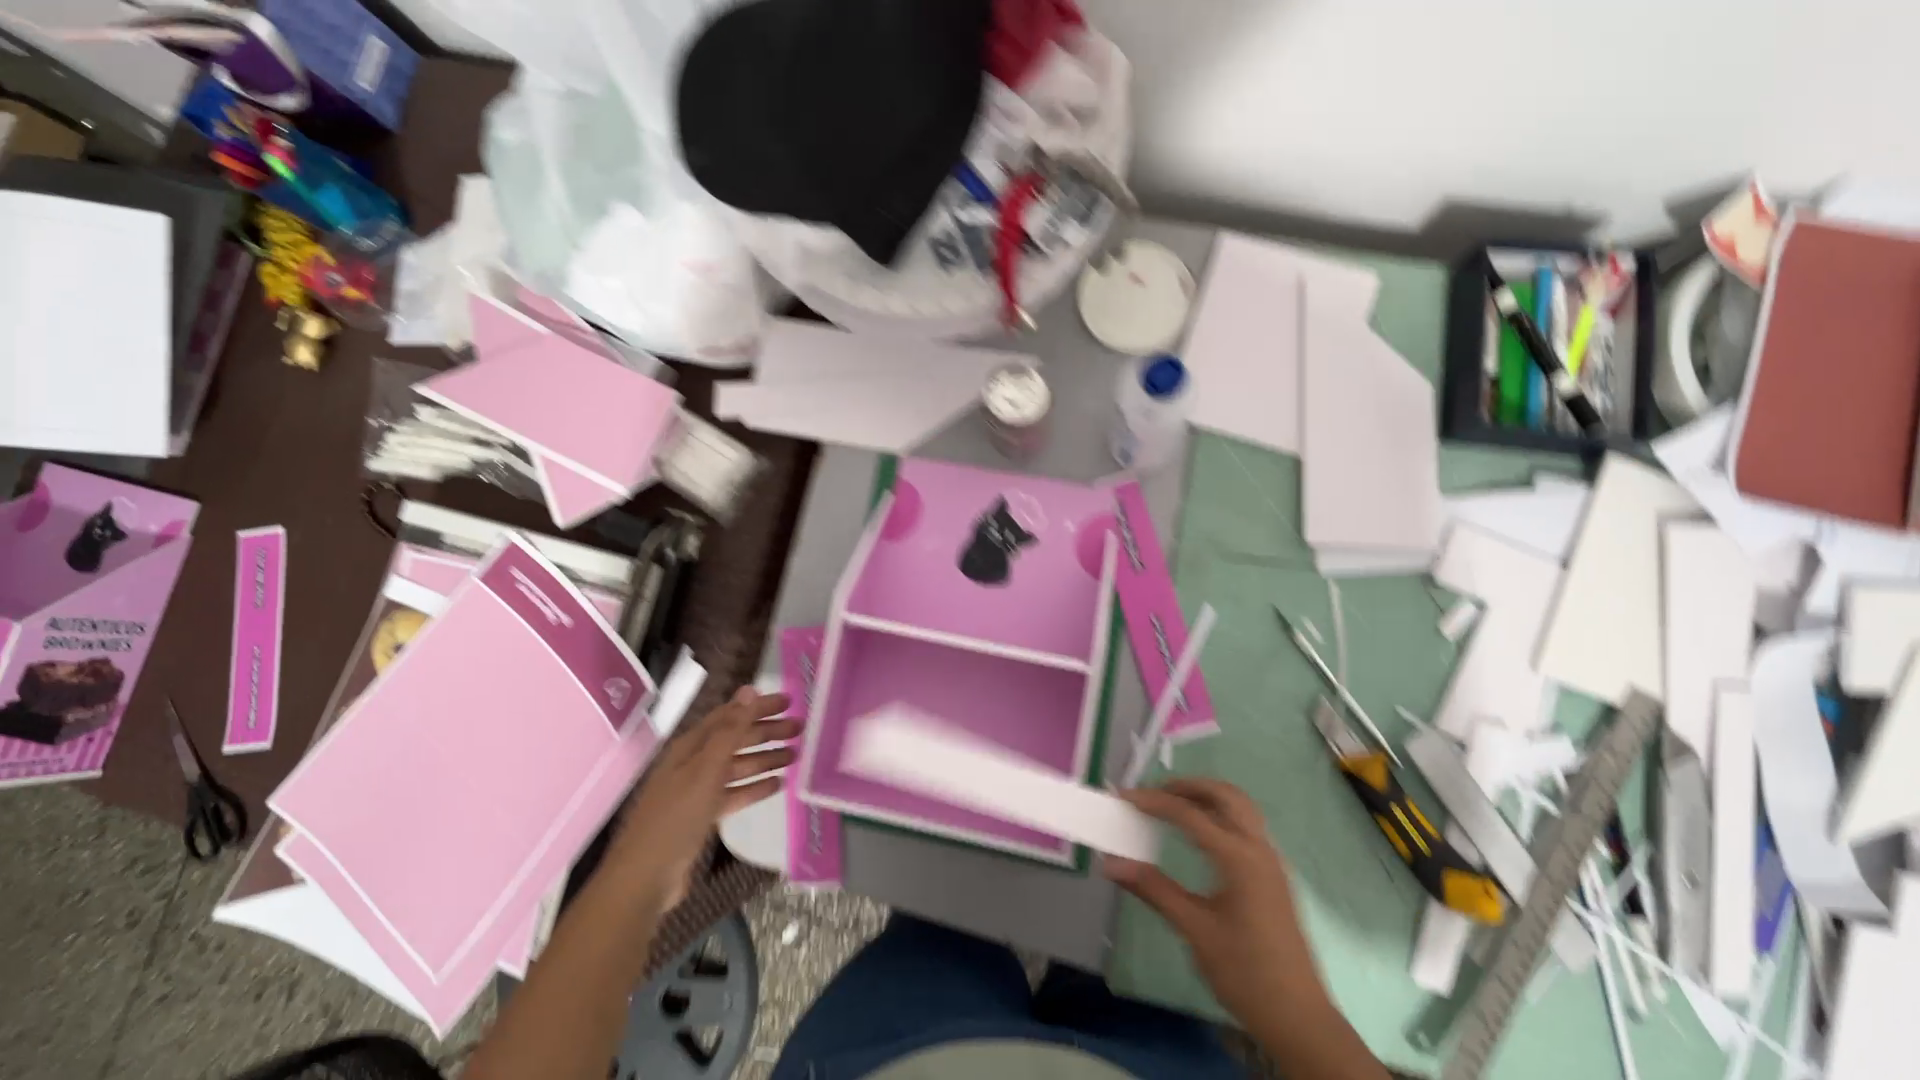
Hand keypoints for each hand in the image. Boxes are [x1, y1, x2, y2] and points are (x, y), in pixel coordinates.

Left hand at [600, 686, 798, 914]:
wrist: (646, 876)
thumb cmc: (676, 817)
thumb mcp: (706, 769)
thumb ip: (730, 730)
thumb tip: (749, 689)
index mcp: (690, 747)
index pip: (729, 716)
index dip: (757, 707)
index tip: (789, 702)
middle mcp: (693, 764)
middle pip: (735, 740)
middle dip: (766, 732)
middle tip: (800, 729)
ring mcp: (697, 791)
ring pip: (737, 767)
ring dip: (764, 759)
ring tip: (795, 756)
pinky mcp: (703, 816)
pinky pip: (734, 794)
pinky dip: (754, 788)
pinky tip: (776, 786)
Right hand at [1107, 779, 1329, 1032]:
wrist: (1297, 1014)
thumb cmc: (1244, 972)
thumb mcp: (1194, 929)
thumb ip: (1154, 889)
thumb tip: (1111, 863)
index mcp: (1239, 859)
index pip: (1190, 815)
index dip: (1154, 802)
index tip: (1124, 797)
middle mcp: (1259, 850)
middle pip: (1225, 796)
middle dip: (1187, 787)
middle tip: (1152, 794)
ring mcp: (1272, 862)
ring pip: (1241, 808)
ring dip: (1207, 798)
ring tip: (1174, 806)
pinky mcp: (1274, 876)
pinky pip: (1248, 827)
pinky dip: (1221, 815)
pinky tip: (1201, 836)